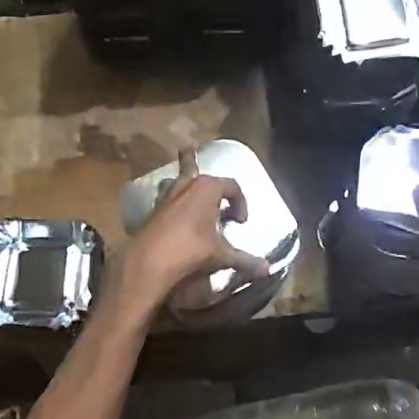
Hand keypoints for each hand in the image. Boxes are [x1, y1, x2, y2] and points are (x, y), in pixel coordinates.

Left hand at [117, 150, 268, 305]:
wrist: (151, 260)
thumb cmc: (192, 249)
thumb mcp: (222, 255)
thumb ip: (245, 260)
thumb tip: (267, 270)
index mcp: (208, 189)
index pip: (232, 187)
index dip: (240, 202)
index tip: (240, 221)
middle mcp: (186, 186)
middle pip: (191, 167)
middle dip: (193, 160)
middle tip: (189, 149)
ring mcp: (166, 197)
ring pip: (174, 180)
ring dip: (179, 179)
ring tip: (179, 178)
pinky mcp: (152, 211)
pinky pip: (164, 198)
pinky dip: (170, 200)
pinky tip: (171, 211)